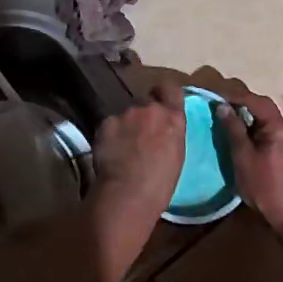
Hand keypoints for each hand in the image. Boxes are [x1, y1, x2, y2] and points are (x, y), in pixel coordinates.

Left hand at [85, 79, 185, 281]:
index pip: (170, 87)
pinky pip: (111, 123)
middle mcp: (150, 108)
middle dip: (144, 113)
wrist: (127, 194)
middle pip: (146, 101)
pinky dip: (111, 133)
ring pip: (127, 113)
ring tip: (124, 147)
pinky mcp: (106, 122)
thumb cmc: (160, 184)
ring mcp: (126, 113)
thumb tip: (164, 128)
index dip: (165, 93)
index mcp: (172, 117)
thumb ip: (170, 132)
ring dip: (127, 124)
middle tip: (141, 134)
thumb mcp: (176, 154)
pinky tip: (111, 151)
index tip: (162, 102)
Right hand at [214, 89, 282, 230]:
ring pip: (265, 116)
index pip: (255, 101)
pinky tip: (239, 130)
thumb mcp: (242, 156)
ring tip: (226, 113)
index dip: (234, 95)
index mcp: (277, 127)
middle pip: (263, 105)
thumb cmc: (263, 186)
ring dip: (247, 111)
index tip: (215, 94)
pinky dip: (252, 123)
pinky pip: (266, 127)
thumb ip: (233, 129)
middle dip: (242, 100)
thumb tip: (222, 106)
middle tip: (220, 101)